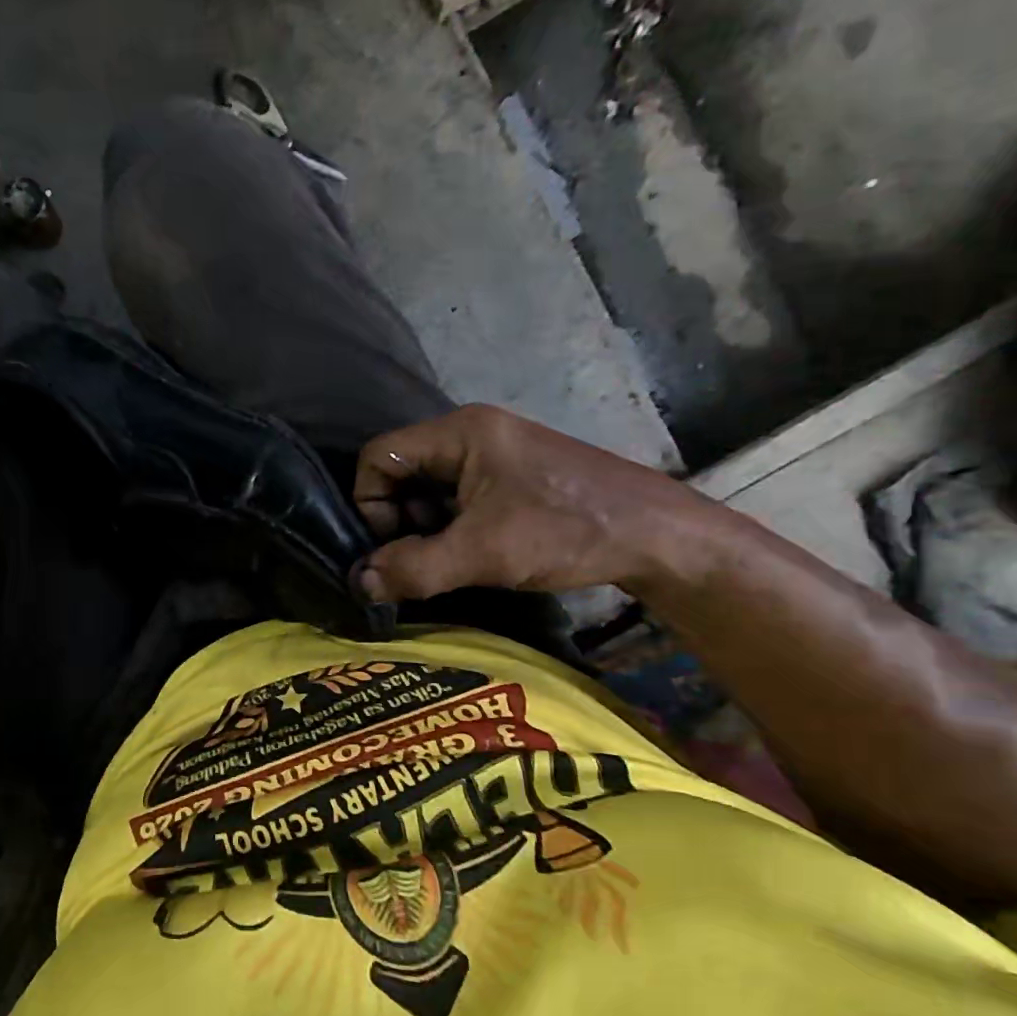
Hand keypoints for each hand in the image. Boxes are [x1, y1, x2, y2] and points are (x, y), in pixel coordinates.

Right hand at [352, 405, 726, 601]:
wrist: (658, 536)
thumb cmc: (566, 531)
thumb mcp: (483, 553)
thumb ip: (414, 568)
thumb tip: (358, 583)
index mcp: (459, 432)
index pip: (378, 456)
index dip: (371, 503)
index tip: (394, 546)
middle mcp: (470, 433)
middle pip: (401, 472)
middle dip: (400, 520)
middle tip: (424, 559)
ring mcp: (494, 453)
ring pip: (429, 489)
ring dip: (427, 529)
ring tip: (452, 562)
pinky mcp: (512, 476)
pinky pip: (458, 497)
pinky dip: (452, 528)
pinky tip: (474, 555)